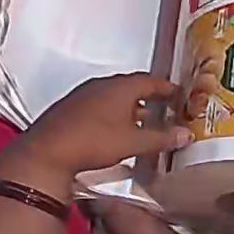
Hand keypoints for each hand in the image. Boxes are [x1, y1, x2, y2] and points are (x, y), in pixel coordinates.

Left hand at [0, 73, 192, 193]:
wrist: (47, 152)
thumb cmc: (92, 141)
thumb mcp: (132, 142)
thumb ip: (161, 138)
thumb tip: (186, 135)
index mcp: (120, 87)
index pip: (150, 80)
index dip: (166, 87)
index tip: (178, 93)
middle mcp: (102, 86)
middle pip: (131, 87)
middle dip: (149, 97)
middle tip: (164, 107)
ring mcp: (84, 96)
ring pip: (114, 97)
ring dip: (130, 107)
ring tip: (144, 121)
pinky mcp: (71, 109)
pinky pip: (100, 105)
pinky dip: (114, 114)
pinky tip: (116, 130)